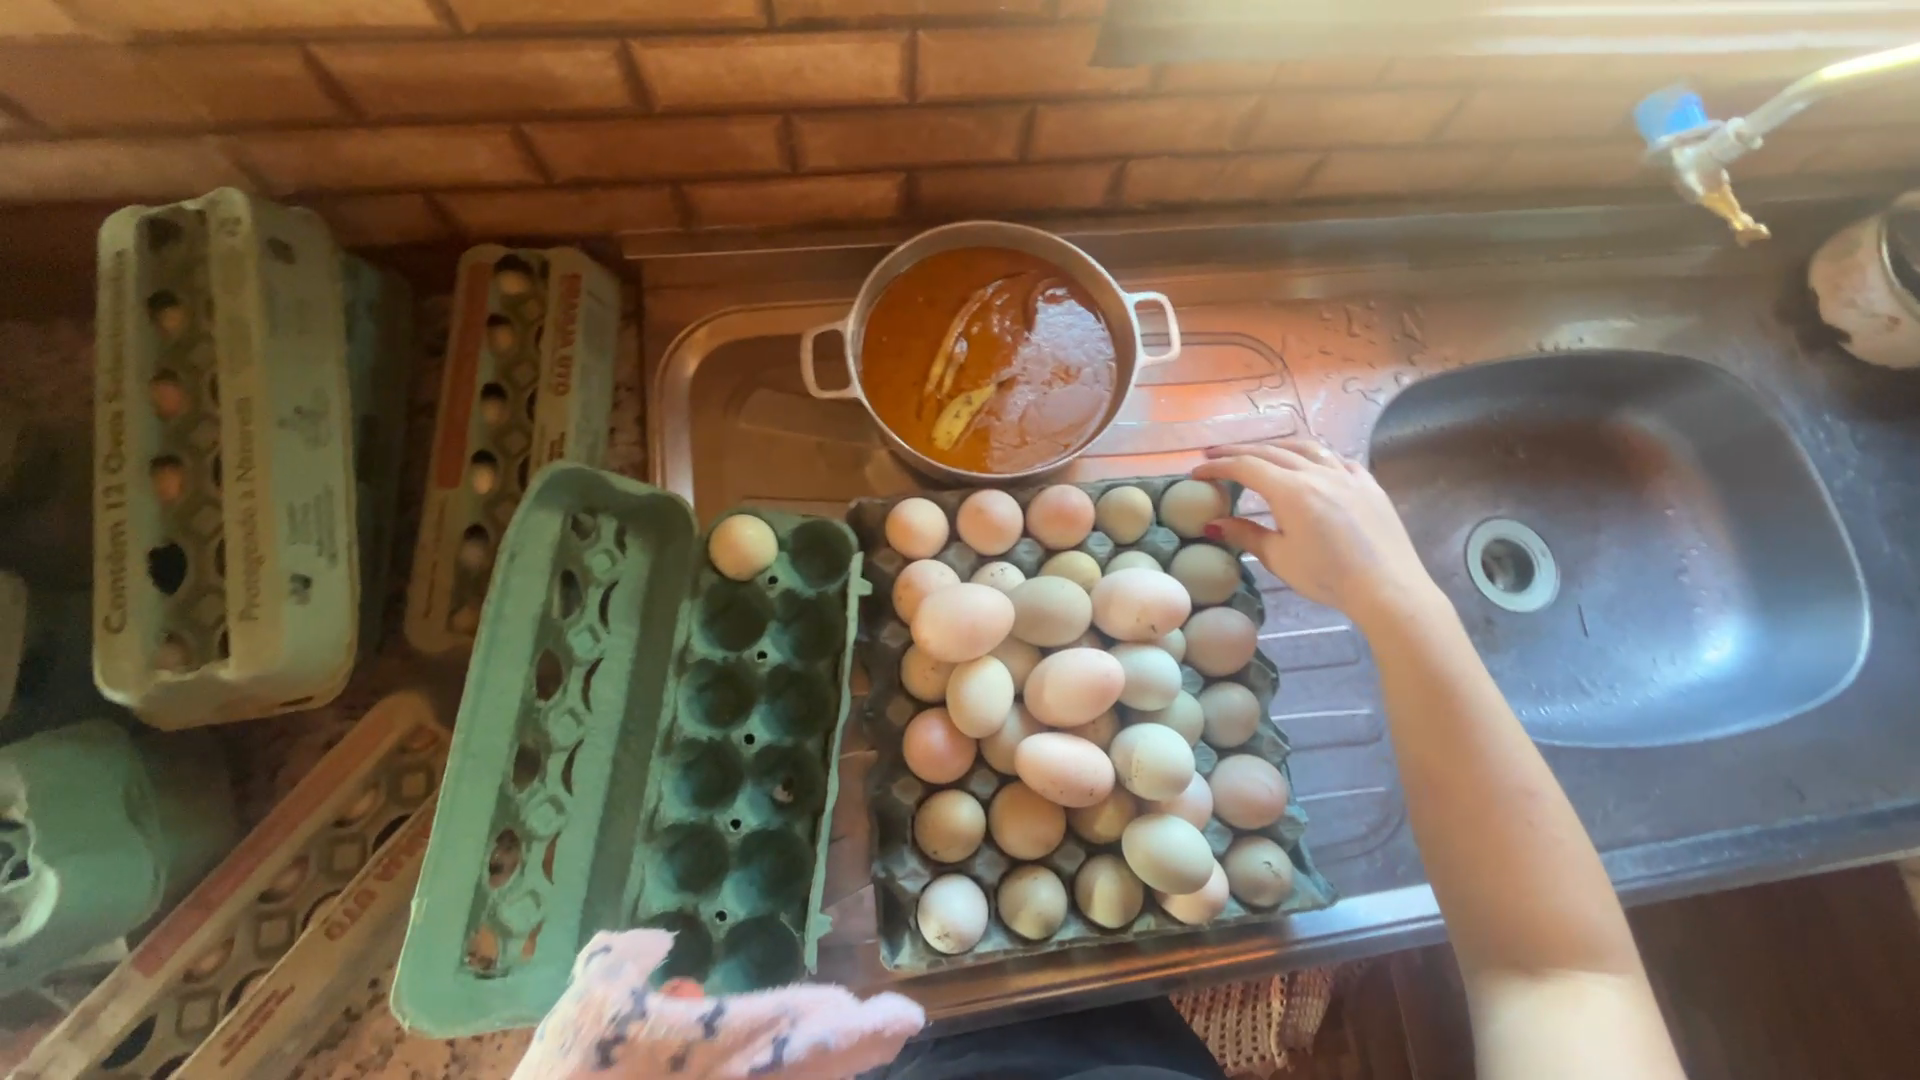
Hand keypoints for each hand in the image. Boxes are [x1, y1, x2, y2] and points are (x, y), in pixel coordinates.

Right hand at [1191, 439, 1441, 631]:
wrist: (1387, 589)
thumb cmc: (1327, 577)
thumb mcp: (1279, 558)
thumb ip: (1246, 535)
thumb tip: (1214, 524)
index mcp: (1292, 490)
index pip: (1246, 467)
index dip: (1218, 466)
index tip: (1197, 472)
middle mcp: (1318, 473)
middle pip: (1272, 452)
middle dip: (1239, 451)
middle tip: (1214, 453)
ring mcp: (1347, 475)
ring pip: (1307, 448)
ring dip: (1277, 446)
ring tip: (1260, 451)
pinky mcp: (1369, 485)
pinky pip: (1338, 460)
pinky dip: (1315, 456)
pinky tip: (1312, 464)